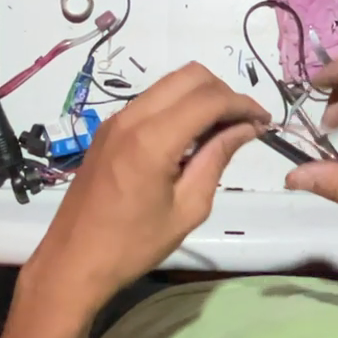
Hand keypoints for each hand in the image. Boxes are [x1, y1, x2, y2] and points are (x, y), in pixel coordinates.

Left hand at [23, 63, 266, 315]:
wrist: (72, 261)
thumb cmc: (133, 245)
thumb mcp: (187, 208)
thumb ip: (217, 159)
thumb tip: (246, 128)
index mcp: (152, 139)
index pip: (209, 99)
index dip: (243, 104)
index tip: (265, 122)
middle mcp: (132, 117)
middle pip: (189, 76)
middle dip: (223, 92)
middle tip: (243, 124)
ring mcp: (115, 120)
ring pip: (169, 84)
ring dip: (200, 97)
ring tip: (221, 131)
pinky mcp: (108, 129)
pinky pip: (151, 100)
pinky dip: (178, 106)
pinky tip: (191, 137)